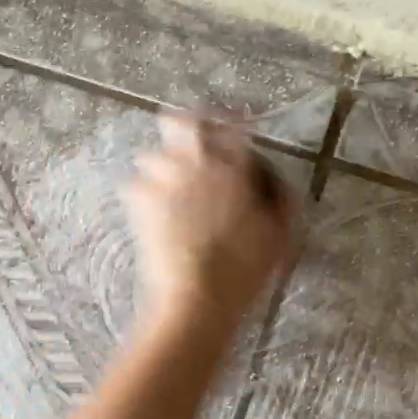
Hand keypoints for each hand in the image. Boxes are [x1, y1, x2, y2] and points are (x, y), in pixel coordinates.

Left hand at [128, 113, 296, 326]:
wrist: (195, 298)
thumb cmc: (243, 271)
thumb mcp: (278, 237)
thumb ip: (281, 200)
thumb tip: (280, 185)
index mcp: (232, 166)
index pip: (232, 124)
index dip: (234, 121)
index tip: (237, 126)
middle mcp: (192, 162)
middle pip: (179, 120)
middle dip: (187, 126)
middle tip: (197, 144)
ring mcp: (160, 180)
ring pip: (153, 153)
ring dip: (164, 164)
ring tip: (174, 186)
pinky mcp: (136, 203)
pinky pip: (136, 185)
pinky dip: (145, 193)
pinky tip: (156, 211)